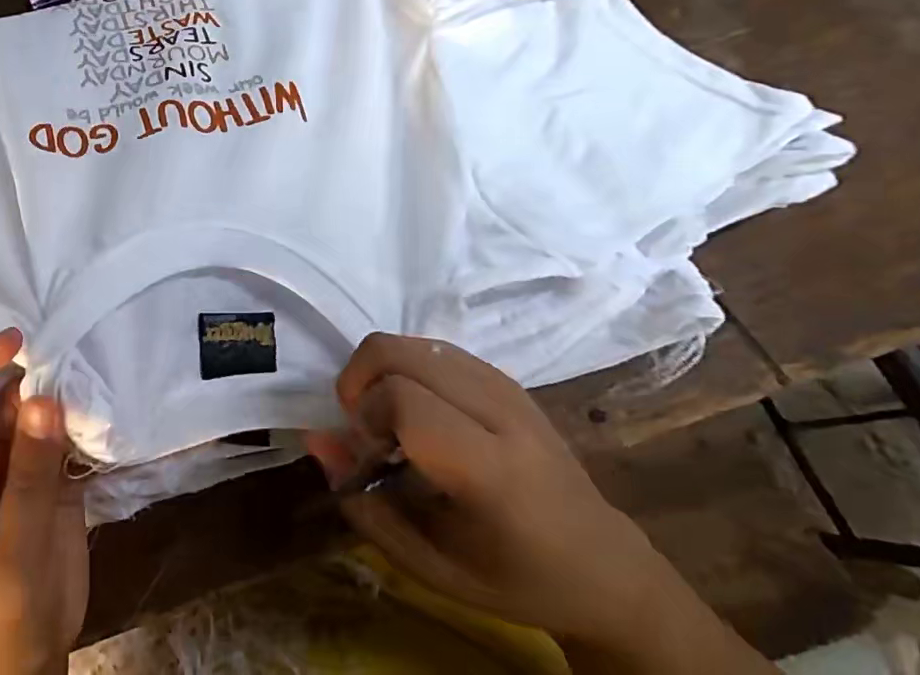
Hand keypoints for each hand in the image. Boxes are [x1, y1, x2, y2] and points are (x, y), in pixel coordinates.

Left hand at [0, 328, 86, 674]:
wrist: (25, 674)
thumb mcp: (9, 549)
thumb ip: (28, 473)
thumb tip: (44, 395)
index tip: (19, 339)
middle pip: (3, 397)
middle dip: (32, 370)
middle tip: (76, 341)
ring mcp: (22, 472)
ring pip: (39, 414)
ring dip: (64, 390)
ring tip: (98, 362)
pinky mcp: (56, 485)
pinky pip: (68, 439)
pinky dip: (86, 419)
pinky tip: (109, 400)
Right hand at [306, 333, 773, 673]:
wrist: (602, 562)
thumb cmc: (512, 577)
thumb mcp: (428, 565)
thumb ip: (364, 505)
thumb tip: (318, 438)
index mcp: (489, 469)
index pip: (404, 399)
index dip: (365, 415)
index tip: (369, 453)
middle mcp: (500, 412)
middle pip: (398, 351)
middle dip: (359, 380)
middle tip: (365, 427)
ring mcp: (505, 386)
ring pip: (412, 342)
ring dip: (380, 371)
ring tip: (391, 420)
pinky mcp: (506, 376)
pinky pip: (434, 348)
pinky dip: (406, 368)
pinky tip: (417, 410)